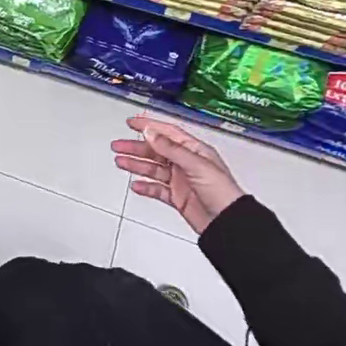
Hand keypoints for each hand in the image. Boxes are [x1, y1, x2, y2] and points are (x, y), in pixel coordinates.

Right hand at [111, 116, 243, 235]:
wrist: (227, 222)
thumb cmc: (222, 191)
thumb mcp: (195, 164)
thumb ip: (171, 148)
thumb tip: (152, 133)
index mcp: (194, 150)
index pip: (167, 133)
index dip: (149, 126)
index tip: (133, 122)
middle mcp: (186, 163)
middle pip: (156, 151)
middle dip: (136, 147)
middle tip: (118, 145)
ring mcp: (181, 180)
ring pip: (153, 169)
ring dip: (137, 165)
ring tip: (121, 162)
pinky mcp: (177, 197)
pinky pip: (157, 189)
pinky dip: (145, 186)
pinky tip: (136, 185)